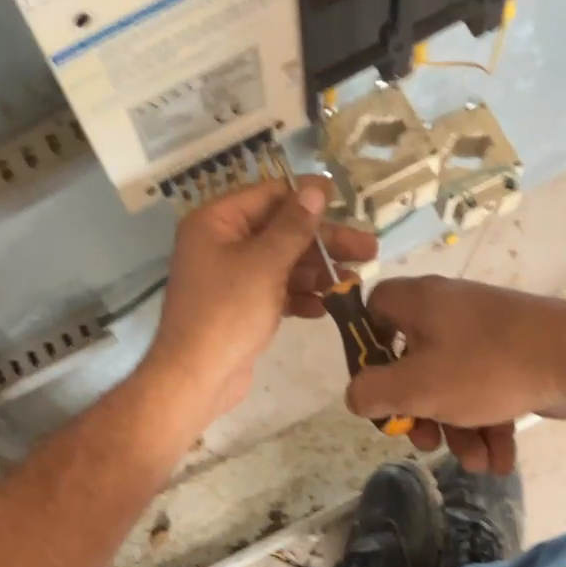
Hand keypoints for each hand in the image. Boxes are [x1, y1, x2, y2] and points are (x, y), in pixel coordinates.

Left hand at [141, 176, 379, 424]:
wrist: (196, 378)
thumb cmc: (227, 313)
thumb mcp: (264, 264)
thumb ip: (294, 226)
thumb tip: (316, 188)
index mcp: (216, 222)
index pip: (270, 196)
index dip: (309, 200)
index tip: (346, 205)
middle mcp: (221, 244)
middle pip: (281, 232)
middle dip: (324, 243)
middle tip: (369, 250)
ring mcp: (230, 279)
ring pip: (282, 265)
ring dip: (317, 273)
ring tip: (354, 282)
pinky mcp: (241, 310)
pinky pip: (275, 293)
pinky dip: (299, 298)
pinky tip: (326, 308)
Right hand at [347, 277, 565, 473]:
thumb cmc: (485, 368)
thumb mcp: (415, 387)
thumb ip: (372, 393)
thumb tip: (355, 397)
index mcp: (418, 304)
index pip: (373, 311)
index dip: (366, 350)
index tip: (375, 389)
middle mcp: (448, 312)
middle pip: (412, 364)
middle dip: (420, 413)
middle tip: (427, 441)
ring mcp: (484, 334)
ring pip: (452, 387)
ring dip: (459, 432)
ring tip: (476, 464)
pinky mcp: (513, 356)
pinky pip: (485, 392)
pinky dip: (488, 426)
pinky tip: (499, 463)